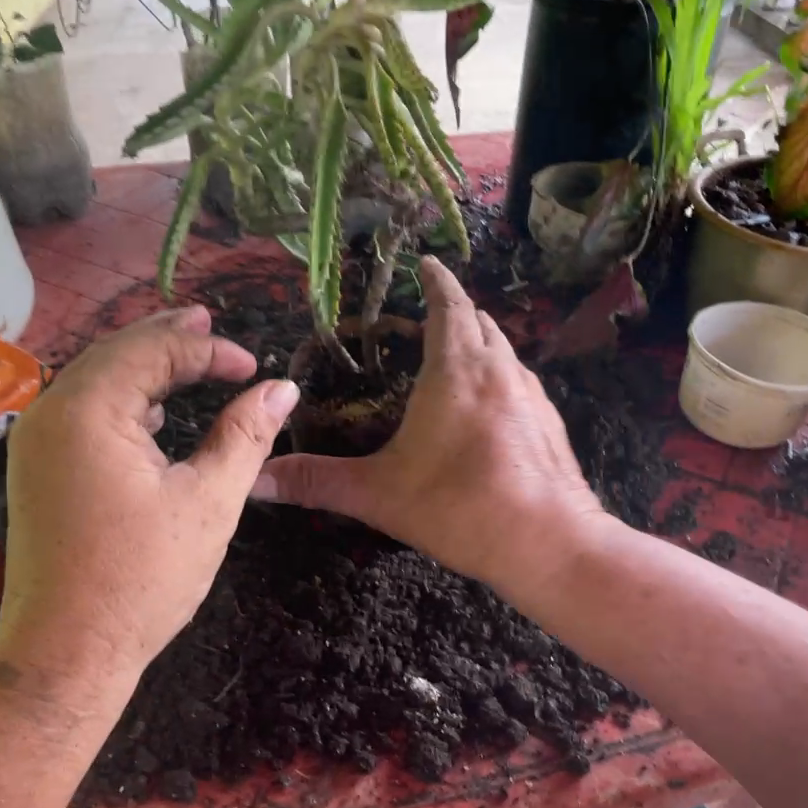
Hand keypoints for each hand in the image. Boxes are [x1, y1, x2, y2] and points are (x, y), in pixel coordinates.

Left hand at [0, 309, 298, 685]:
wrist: (66, 651)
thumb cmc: (143, 578)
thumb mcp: (209, 502)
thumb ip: (246, 436)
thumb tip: (283, 389)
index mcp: (88, 410)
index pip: (154, 351)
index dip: (209, 350)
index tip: (255, 367)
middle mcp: (49, 414)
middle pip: (114, 353)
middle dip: (167, 337)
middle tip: (208, 320)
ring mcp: (36, 444)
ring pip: (94, 381)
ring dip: (142, 366)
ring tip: (187, 357)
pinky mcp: (38, 472)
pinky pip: (81, 413)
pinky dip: (122, 401)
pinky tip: (151, 412)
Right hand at [251, 257, 607, 591]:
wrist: (550, 543)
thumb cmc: (460, 507)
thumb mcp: (380, 494)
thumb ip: (319, 482)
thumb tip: (257, 481)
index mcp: (457, 368)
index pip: (448, 303)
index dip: (436, 280)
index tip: (426, 264)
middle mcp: (500, 369)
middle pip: (479, 321)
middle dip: (455, 310)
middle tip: (428, 315)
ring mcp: (532, 396)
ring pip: (504, 351)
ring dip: (480, 344)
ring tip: (455, 357)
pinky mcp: (550, 425)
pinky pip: (520, 384)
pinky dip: (499, 379)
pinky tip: (487, 411)